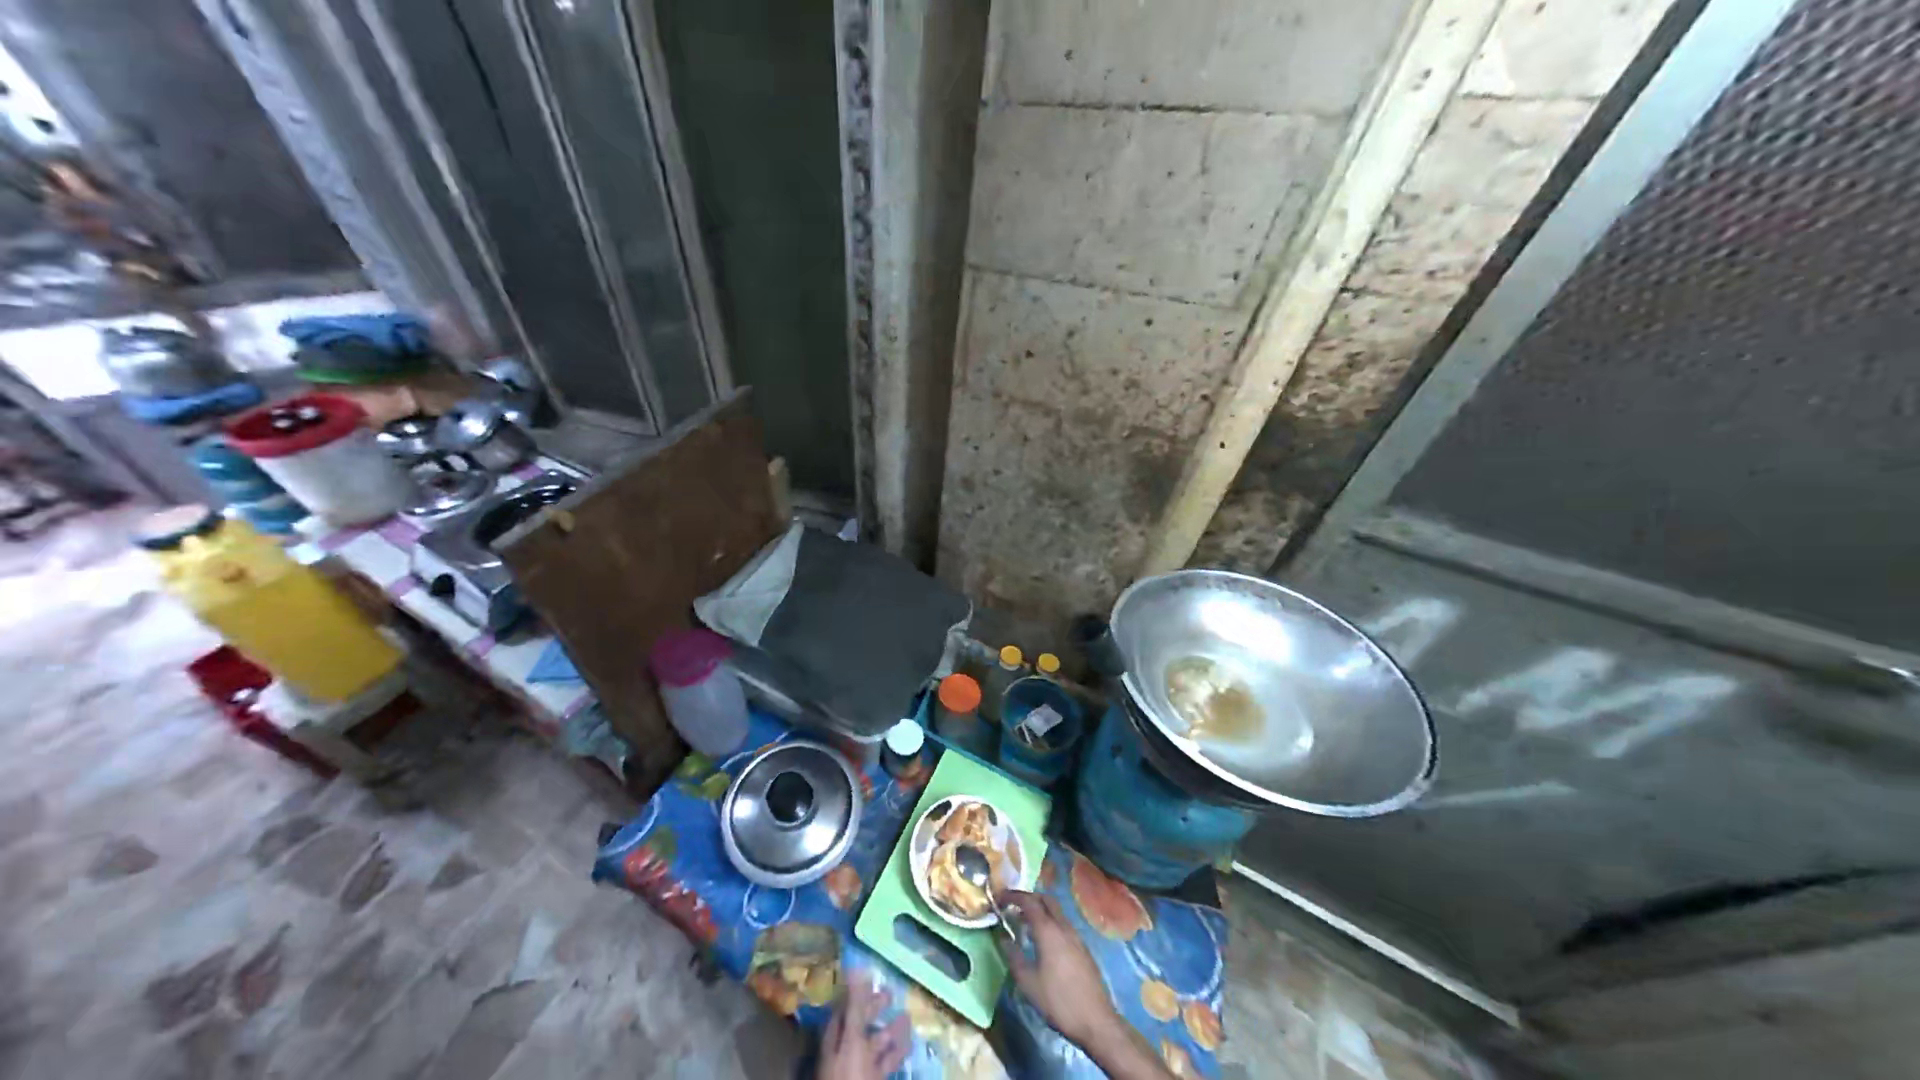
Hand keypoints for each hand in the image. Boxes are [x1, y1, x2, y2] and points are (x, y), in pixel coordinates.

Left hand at [817, 974, 909, 1079]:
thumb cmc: (848, 1075)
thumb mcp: (853, 1038)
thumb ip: (856, 1005)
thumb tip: (857, 968)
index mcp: (836, 1036)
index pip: (845, 1007)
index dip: (857, 992)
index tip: (873, 977)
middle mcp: (845, 1048)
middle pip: (860, 1022)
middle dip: (875, 1008)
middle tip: (891, 995)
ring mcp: (859, 1067)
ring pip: (875, 1043)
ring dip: (891, 1030)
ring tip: (907, 1018)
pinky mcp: (872, 1079)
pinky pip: (885, 1062)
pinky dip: (897, 1052)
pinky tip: (909, 1043)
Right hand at [995, 891, 1122, 1047]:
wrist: (1096, 1021)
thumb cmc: (1058, 1001)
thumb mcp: (1028, 983)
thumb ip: (1014, 957)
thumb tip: (1003, 938)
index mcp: (1049, 931)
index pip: (1029, 902)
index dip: (1013, 896)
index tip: (999, 898)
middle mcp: (1064, 927)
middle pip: (1046, 900)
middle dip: (1028, 898)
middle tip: (1012, 907)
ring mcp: (1076, 937)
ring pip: (1056, 912)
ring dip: (1040, 910)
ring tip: (1024, 924)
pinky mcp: (1083, 948)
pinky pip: (1063, 924)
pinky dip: (1050, 922)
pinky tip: (1043, 941)